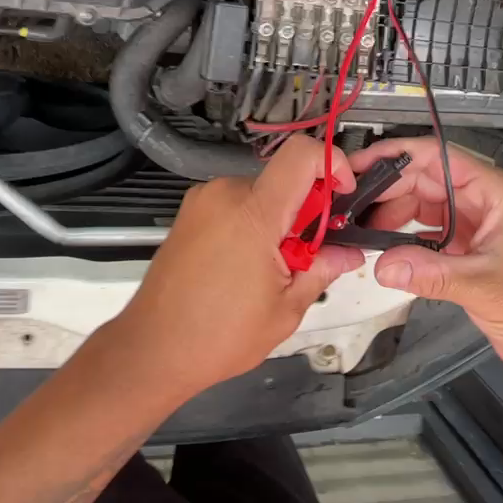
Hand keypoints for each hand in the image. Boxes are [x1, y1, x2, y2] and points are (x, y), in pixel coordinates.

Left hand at [109, 134, 365, 397]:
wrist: (152, 348)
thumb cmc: (219, 335)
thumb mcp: (285, 309)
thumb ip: (321, 269)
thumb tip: (349, 251)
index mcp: (253, 211)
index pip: (301, 154)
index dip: (332, 164)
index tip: (343, 195)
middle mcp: (225, 192)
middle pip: (283, 179)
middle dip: (304, 210)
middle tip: (308, 255)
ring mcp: (203, 199)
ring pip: (259, 193)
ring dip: (276, 221)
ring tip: (272, 270)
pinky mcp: (189, 212)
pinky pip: (234, 203)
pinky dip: (250, 224)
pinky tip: (245, 265)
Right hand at [349, 138, 502, 391]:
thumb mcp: (485, 287)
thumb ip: (431, 273)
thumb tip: (382, 266)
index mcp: (493, 191)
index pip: (437, 155)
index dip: (396, 154)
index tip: (361, 164)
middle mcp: (481, 200)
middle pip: (424, 177)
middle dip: (387, 186)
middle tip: (349, 201)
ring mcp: (474, 224)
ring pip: (423, 203)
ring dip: (393, 212)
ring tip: (359, 225)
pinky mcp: (468, 249)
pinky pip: (428, 231)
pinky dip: (405, 237)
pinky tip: (382, 247)